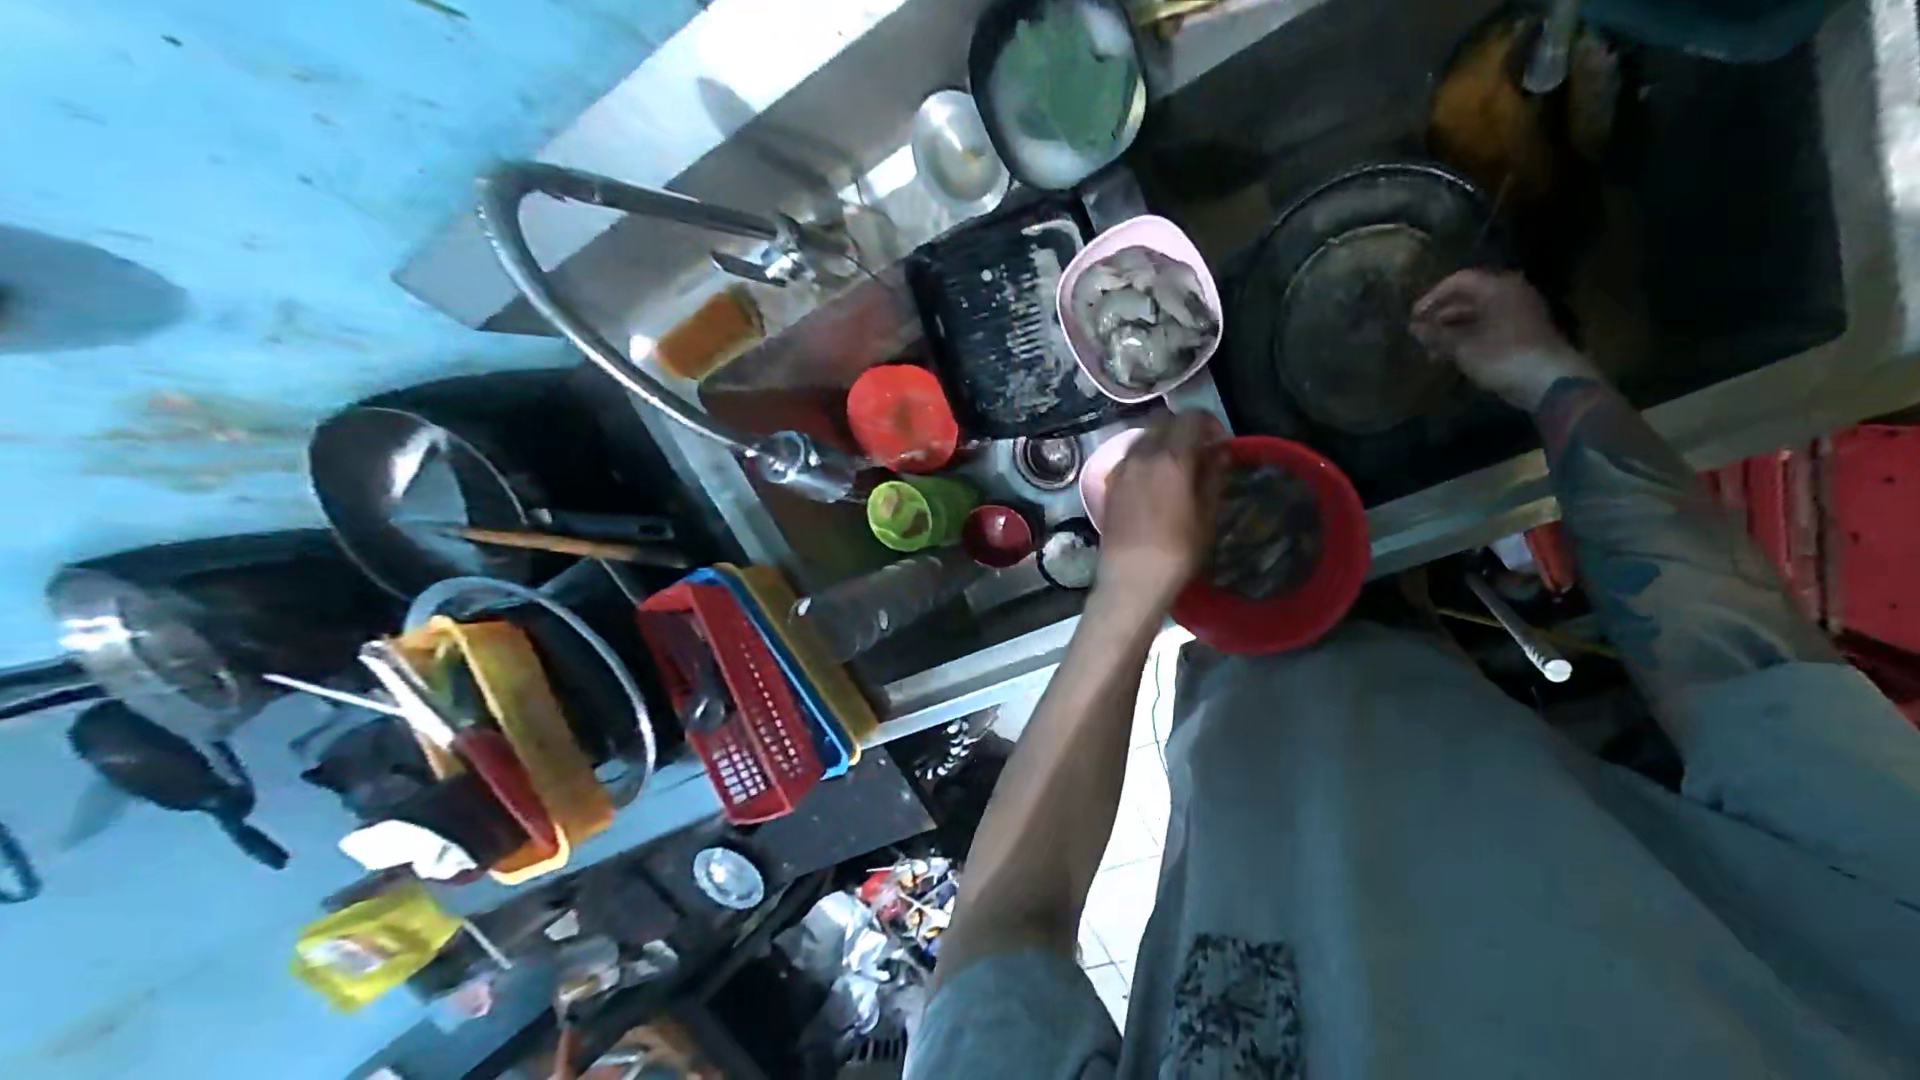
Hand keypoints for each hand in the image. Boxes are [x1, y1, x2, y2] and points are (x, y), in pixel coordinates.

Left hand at [1098, 411, 1225, 609]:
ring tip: (1176, 463)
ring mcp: (1121, 469)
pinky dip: (1143, 457)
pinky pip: (1128, 457)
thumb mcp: (1206, 516)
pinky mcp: (1108, 485)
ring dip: (1160, 440)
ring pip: (1141, 437)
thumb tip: (1219, 452)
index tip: (1219, 441)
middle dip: (1182, 426)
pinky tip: (1153, 479)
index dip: (1208, 423)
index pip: (1190, 418)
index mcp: (1170, 458)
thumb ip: (1213, 476)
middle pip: (1161, 420)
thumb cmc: (1177, 552)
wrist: (1131, 579)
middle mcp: (1141, 456)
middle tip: (1199, 447)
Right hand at [1411, 270, 1599, 410]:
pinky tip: (1449, 355)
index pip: (1459, 281)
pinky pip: (1487, 325)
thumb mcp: (1462, 347)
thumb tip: (1413, 328)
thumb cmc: (1501, 357)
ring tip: (1430, 350)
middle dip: (1440, 315)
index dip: (1432, 297)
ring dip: (1450, 329)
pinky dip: (1466, 336)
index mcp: (1498, 290)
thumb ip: (1436, 335)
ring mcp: (1517, 313)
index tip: (1414, 318)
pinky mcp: (1520, 331)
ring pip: (1476, 313)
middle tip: (1420, 334)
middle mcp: (1510, 294)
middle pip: (1467, 297)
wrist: (1547, 380)